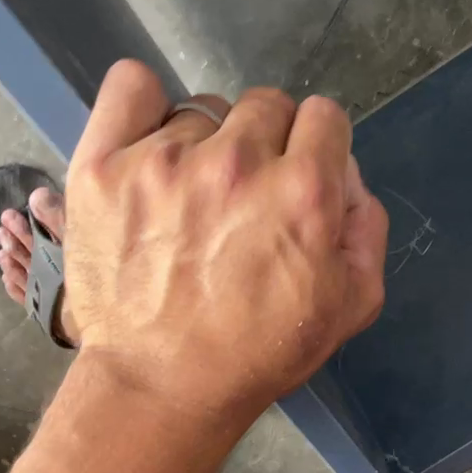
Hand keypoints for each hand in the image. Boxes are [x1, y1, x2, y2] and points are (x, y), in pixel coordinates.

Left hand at [59, 60, 389, 425]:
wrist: (165, 386)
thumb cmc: (263, 355)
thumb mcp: (353, 306)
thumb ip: (366, 228)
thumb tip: (346, 177)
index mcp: (304, 192)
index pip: (324, 118)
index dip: (319, 151)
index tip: (300, 185)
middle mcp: (238, 161)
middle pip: (267, 106)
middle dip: (269, 148)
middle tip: (248, 202)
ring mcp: (165, 158)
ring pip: (204, 111)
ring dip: (209, 145)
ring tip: (193, 202)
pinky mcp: (104, 163)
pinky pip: (132, 86)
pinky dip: (145, 109)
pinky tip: (151, 150)